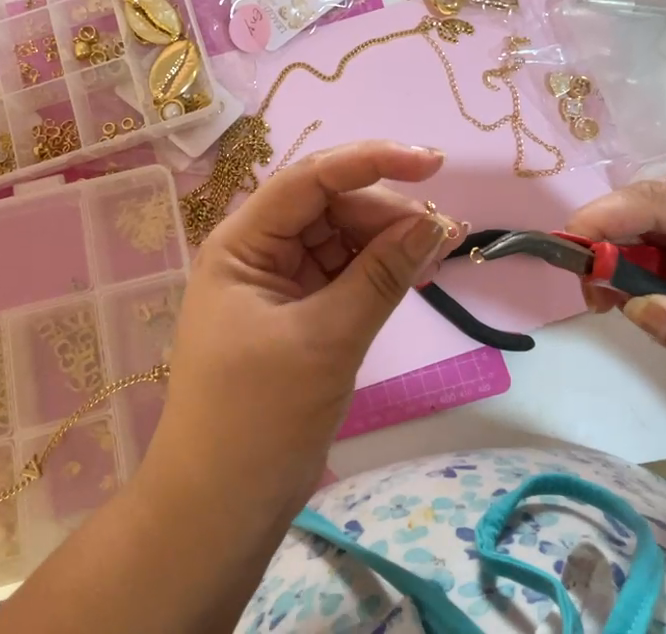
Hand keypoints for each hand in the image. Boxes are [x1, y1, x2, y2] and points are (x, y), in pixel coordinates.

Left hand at [143, 141, 458, 514]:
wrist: (221, 504)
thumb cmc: (259, 415)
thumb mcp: (326, 338)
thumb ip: (381, 275)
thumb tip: (435, 222)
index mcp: (242, 244)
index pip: (309, 180)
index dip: (370, 161)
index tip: (434, 163)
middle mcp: (256, 253)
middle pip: (328, 207)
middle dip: (384, 211)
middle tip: (443, 233)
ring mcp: (277, 285)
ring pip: (339, 239)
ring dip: (386, 240)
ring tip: (438, 253)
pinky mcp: (297, 316)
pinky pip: (342, 275)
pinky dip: (377, 271)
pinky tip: (414, 272)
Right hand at [566, 179, 665, 432]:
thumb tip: (631, 308)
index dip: (611, 215)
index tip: (564, 244)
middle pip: (654, 206)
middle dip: (607, 237)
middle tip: (584, 289)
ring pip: (651, 226)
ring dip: (619, 257)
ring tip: (606, 302)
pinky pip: (663, 250)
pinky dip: (637, 273)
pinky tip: (636, 303)